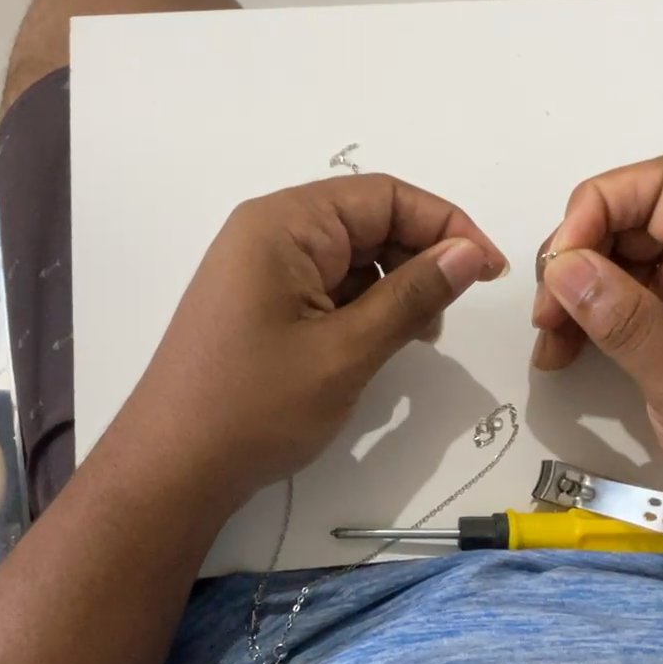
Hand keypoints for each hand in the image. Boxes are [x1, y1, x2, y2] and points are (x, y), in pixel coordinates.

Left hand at [104, 174, 507, 507]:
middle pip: (366, 222)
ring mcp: (259, 271)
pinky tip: (375, 346)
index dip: (445, 227)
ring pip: (349, 259)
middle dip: (418, 260)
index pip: (384, 195)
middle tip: (444, 319)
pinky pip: (324, 290)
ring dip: (392, 289)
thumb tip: (469, 251)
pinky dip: (360, 310)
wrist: (174, 467)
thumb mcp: (345, 351)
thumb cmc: (256, 407)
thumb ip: (411, 296)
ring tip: (413, 338)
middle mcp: (269, 234)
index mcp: (284, 225)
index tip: (488, 272)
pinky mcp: (258, 306)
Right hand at [530, 156, 662, 539]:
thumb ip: (627, 324)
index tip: (557, 269)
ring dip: (578, 294)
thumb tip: (560, 268)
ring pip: (625, 258)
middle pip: (637, 217)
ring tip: (549, 346)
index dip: (597, 208)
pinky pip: (631, 297)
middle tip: (545, 320)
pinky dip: (593, 319)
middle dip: (579, 259)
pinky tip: (566, 353)